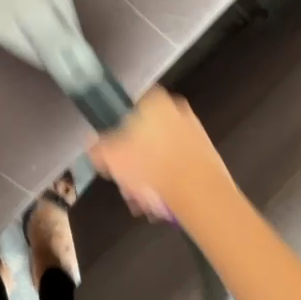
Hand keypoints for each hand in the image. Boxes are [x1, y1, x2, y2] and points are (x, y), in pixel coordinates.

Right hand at [87, 87, 235, 222]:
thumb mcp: (110, 157)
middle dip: (134, 156)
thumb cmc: (150, 167)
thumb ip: (97, 147)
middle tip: (125, 179)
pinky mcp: (207, 153)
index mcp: (153, 100)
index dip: (117, 128)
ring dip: (150, 171)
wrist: (199, 193)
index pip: (129, 106)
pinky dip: (168, 177)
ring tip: (141, 197)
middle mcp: (176, 108)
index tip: (112, 149)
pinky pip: (179, 162)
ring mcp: (194, 130)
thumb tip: (93, 143)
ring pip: (162, 149)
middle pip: (146, 130)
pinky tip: (159, 199)